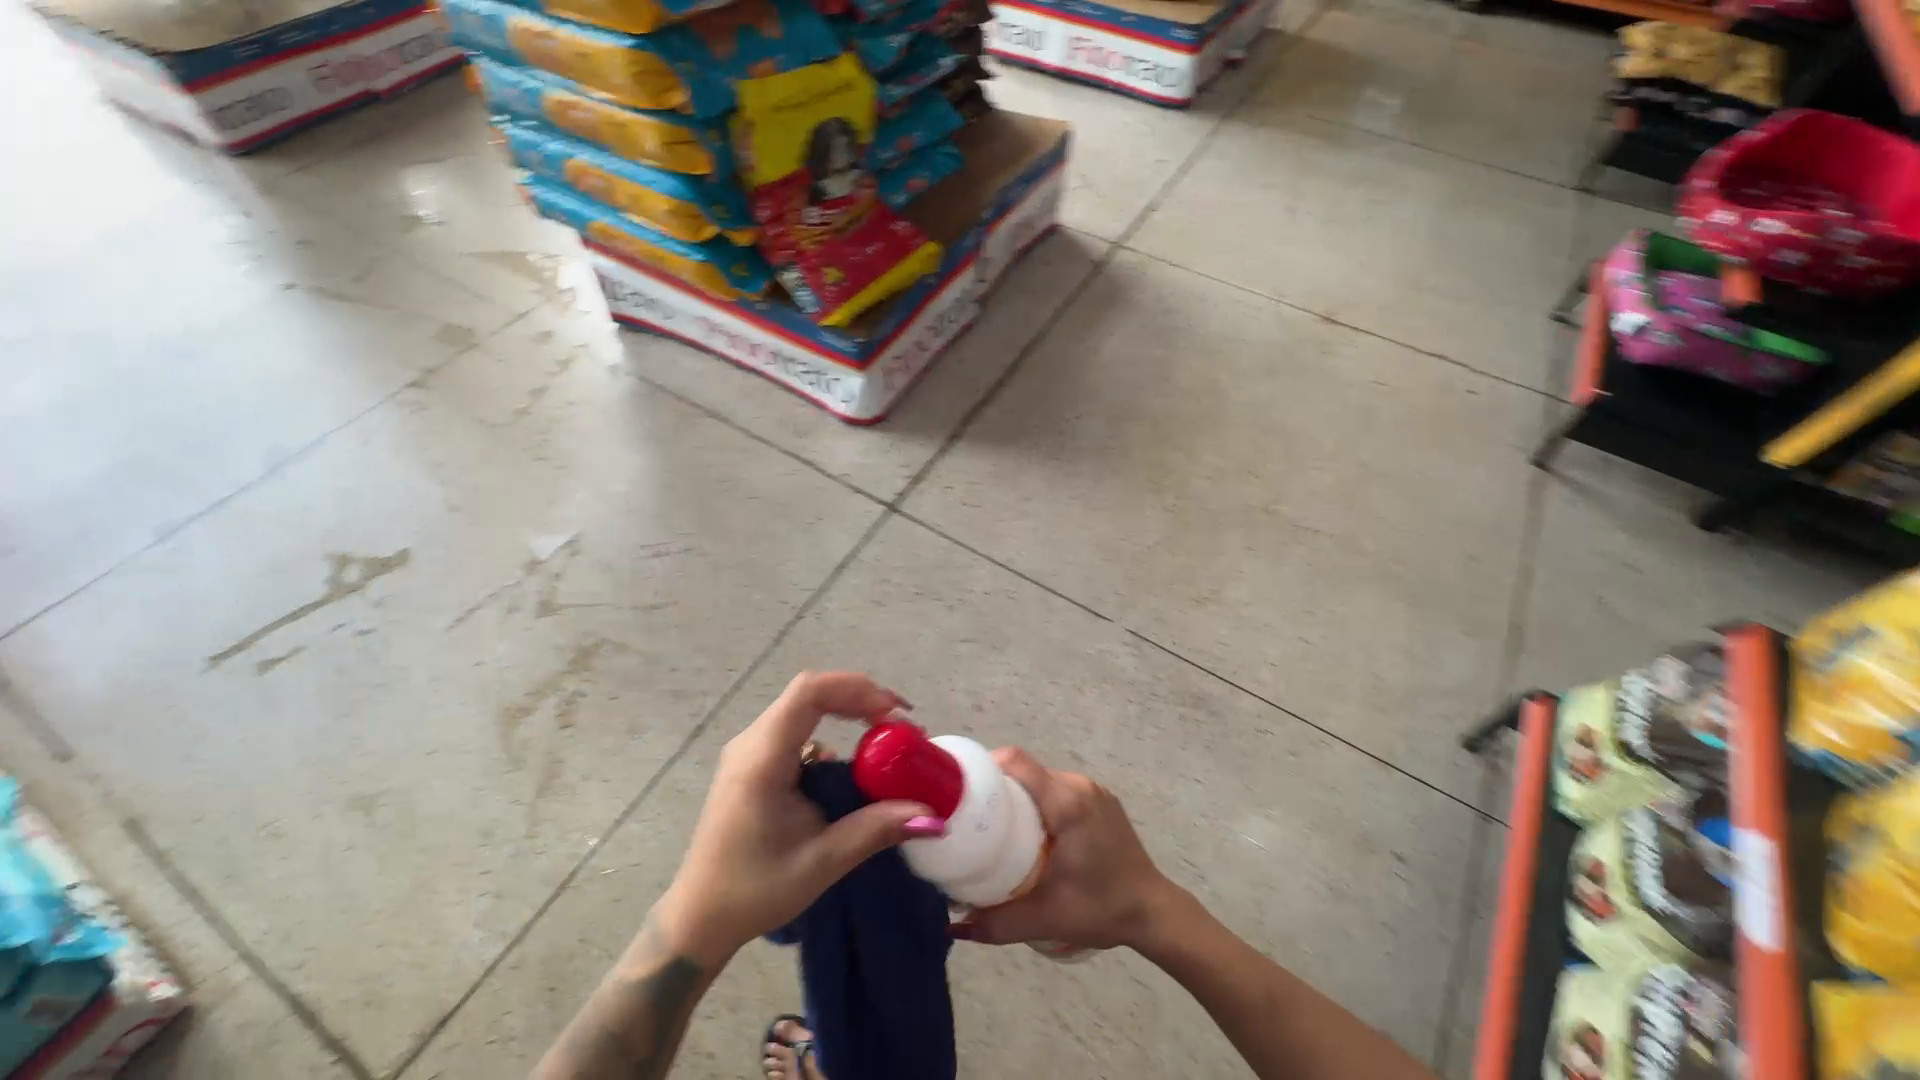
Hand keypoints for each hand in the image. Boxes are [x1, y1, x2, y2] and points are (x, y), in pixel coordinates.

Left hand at [652, 672, 946, 963]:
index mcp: (761, 760)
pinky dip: (833, 732)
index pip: (809, 693)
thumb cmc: (754, 890)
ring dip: (848, 713)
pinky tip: (856, 761)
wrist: (700, 916)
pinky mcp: (752, 764)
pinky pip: (797, 730)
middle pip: (810, 694)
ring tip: (888, 740)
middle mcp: (751, 744)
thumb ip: (876, 830)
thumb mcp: (822, 862)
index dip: (857, 690)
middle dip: (862, 699)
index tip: (896, 713)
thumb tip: (933, 817)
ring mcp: (748, 752)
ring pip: (804, 709)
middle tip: (903, 728)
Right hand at [951, 748, 1177, 951]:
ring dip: (1017, 797)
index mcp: (1067, 803)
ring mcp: (1093, 791)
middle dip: (994, 789)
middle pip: (1025, 771)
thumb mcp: (1044, 918)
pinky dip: (1037, 802)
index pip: (1017, 762)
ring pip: (1041, 779)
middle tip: (971, 819)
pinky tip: (1028, 832)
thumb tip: (953, 924)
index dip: (984, 768)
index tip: (960, 791)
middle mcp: (1079, 786)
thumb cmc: (1101, 909)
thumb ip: (996, 923)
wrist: (1153, 912)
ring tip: (994, 828)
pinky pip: (1058, 789)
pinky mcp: (1100, 801)